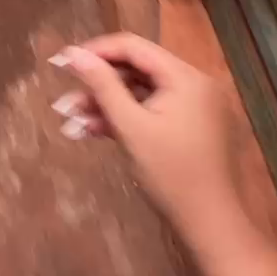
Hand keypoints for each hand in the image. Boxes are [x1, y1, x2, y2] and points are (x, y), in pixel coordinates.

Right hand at [49, 33, 236, 230]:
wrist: (212, 230)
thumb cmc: (172, 174)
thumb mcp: (131, 126)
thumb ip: (101, 84)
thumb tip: (71, 53)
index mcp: (185, 77)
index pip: (132, 47)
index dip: (95, 52)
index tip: (63, 63)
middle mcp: (191, 84)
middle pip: (133, 70)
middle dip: (96, 85)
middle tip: (64, 96)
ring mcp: (190, 107)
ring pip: (136, 93)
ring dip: (103, 104)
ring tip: (69, 118)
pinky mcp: (185, 127)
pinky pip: (147, 110)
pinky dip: (121, 119)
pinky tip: (90, 130)